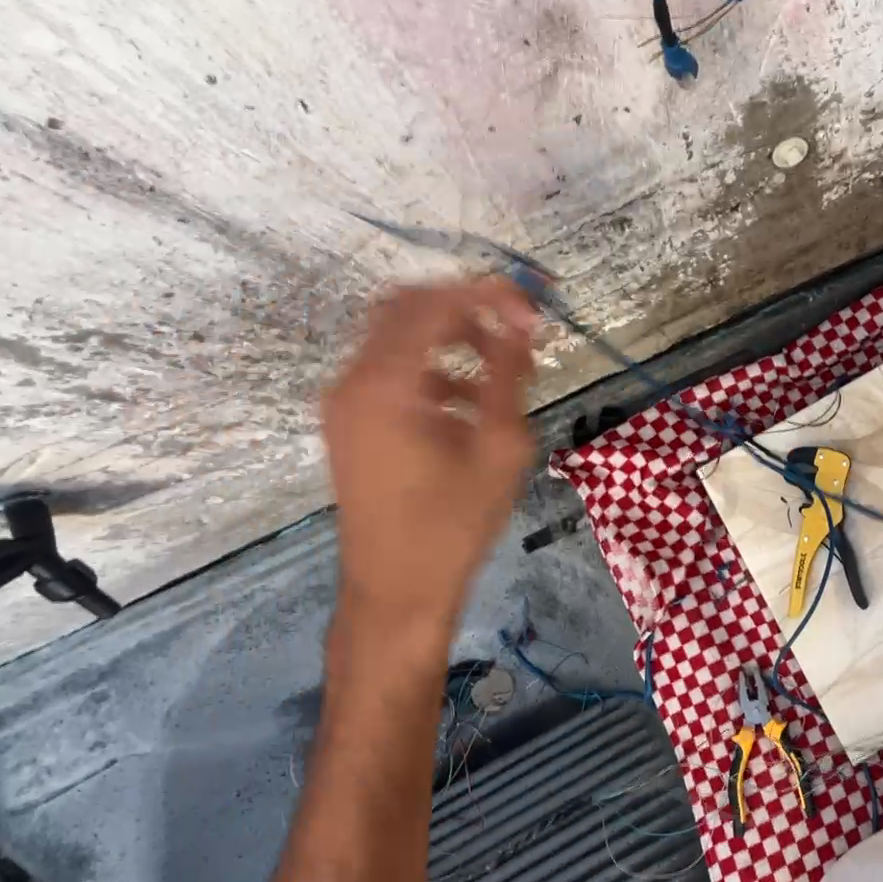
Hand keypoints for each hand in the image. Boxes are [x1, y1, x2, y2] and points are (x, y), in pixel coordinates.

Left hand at [321, 278, 538, 630]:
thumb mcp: (499, 446)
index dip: (489, 294)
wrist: (398, 586)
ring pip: (401, 336)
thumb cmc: (455, 521)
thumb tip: (521, 322)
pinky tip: (476, 401)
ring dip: (456, 337)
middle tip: (521, 327)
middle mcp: (354, 381)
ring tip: (507, 367)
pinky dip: (437, 367)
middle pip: (409, 307)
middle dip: (470, 306)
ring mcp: (346, 402)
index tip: (536, 310)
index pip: (435, 303)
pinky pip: (394, 370)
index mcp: (388, 384)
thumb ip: (508, 375)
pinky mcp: (352, 422)